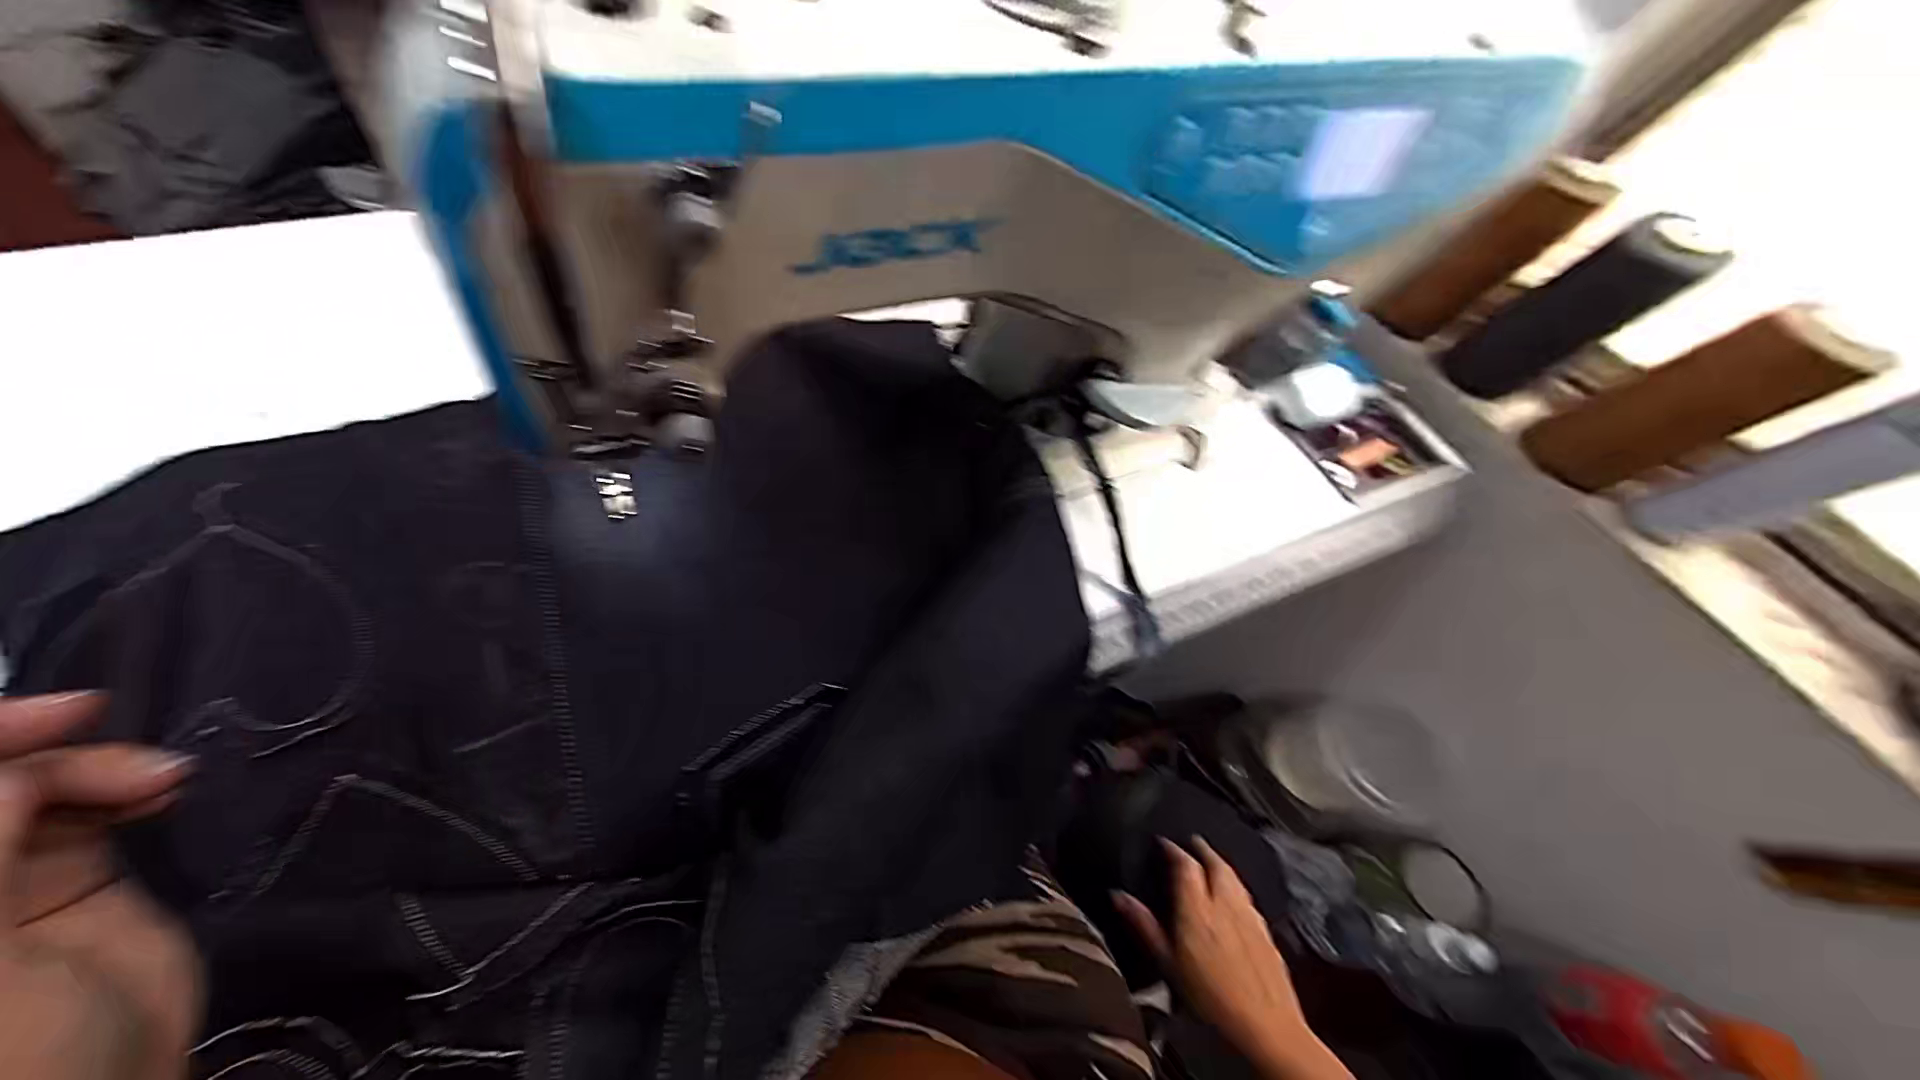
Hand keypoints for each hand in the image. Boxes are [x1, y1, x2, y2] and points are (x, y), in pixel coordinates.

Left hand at [0, 692, 201, 1079]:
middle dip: (29, 744)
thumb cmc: (8, 1051)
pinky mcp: (61, 873)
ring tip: (161, 780)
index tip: (59, 711)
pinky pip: (84, 804)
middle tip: (98, 717)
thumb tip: (19, 758)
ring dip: (92, 764)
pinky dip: (125, 782)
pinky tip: (162, 788)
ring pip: (25, 783)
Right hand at [1113, 836, 1350, 1079]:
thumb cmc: (1211, 1000)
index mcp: (1198, 909)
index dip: (1172, 848)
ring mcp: (1249, 917)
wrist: (1267, 1029)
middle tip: (1191, 841)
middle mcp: (1225, 905)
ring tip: (1211, 861)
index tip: (1162, 842)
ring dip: (1220, 864)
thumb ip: (1143, 925)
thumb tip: (1118, 896)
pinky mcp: (1267, 932)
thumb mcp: (1167, 963)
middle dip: (1202, 849)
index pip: (1185, 864)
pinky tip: (1234, 896)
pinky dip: (1236, 886)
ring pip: (1234, 878)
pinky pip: (1248, 895)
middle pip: (1215, 863)